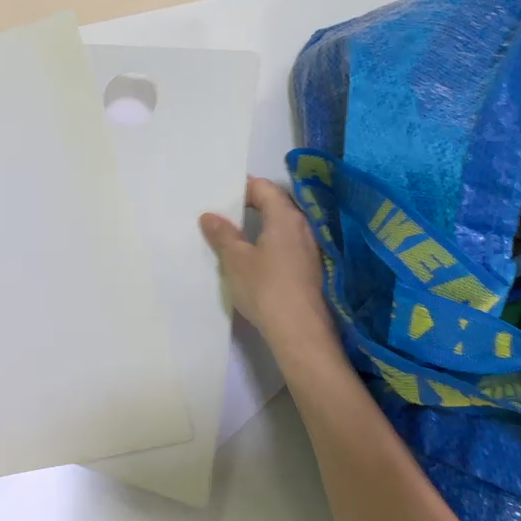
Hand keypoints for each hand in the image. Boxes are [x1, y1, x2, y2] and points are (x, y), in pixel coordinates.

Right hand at [200, 178, 335, 351]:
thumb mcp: (235, 259)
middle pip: (275, 203)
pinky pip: (286, 243)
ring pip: (281, 224)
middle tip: (222, 212)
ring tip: (234, 234)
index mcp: (285, 216)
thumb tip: (210, 216)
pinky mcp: (310, 268)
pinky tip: (253, 256)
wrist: (300, 333)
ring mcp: (309, 248)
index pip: (263, 187)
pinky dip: (269, 242)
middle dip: (249, 204)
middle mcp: (302, 226)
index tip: (219, 194)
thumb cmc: (265, 288)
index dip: (240, 187)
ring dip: (260, 225)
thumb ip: (222, 234)